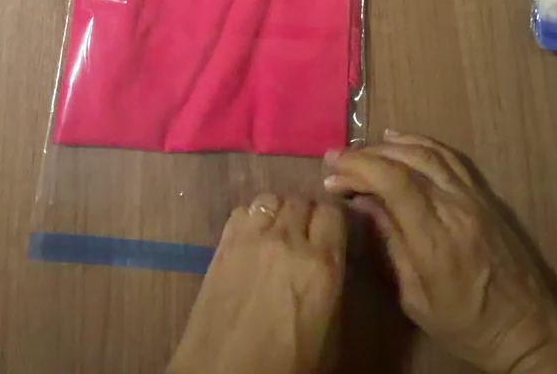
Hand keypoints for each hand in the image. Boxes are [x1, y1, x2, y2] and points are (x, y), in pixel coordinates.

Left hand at [167, 193, 345, 373]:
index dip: (333, 222)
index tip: (332, 235)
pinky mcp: (224, 242)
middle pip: (301, 200)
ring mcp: (252, 237)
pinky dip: (252, 218)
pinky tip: (252, 239)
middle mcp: (288, 240)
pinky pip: (243, 211)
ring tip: (278, 233)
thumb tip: (333, 263)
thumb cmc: (287, 367)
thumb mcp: (329, 336)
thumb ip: (333, 287)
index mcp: (322, 265)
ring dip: (279, 211)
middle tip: (305, 236)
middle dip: (306, 214)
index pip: (333, 213)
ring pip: (272, 199)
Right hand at [325, 132, 556, 373]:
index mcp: (435, 239)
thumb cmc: (466, 324)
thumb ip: (390, 246)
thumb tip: (362, 204)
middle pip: (406, 161)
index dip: (358, 168)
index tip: (331, 171)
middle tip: (337, 160)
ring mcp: (473, 197)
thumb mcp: (416, 299)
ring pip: (428, 152)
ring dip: (390, 144)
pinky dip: (420, 142)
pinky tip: (399, 140)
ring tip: (361, 149)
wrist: (530, 330)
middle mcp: (455, 208)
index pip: (393, 182)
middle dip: (366, 155)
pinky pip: (450, 156)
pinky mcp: (485, 195)